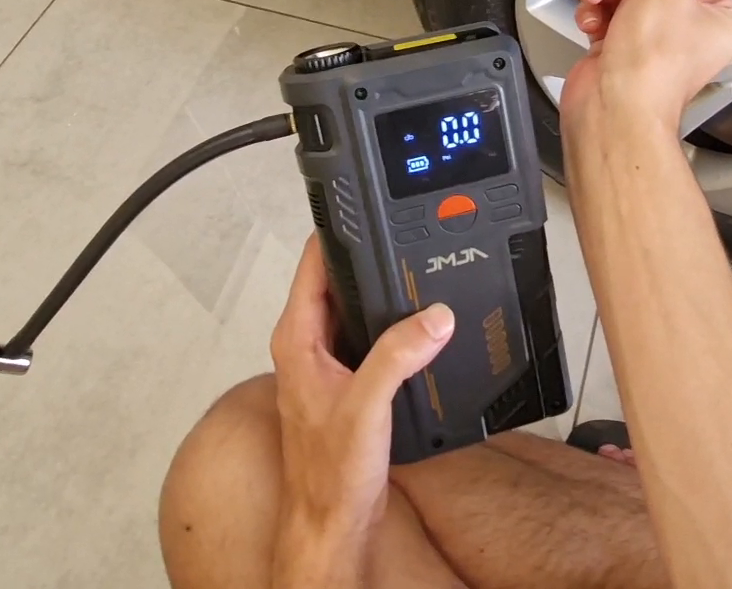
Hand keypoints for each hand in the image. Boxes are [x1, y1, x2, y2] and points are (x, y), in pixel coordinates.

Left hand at [269, 236, 453, 582]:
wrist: (334, 521)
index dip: (335, 232)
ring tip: (414, 270)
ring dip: (380, 291)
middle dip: (367, 256)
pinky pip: (370, 332)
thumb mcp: (366, 407)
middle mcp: (308, 343)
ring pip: (355, 305)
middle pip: (336, 279)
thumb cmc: (330, 474)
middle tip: (401, 234)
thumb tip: (433, 315)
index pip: (312, 264)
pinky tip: (417, 322)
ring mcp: (327, 360)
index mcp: (297, 338)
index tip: (360, 210)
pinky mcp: (347, 377)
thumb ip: (399, 356)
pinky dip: (391, 320)